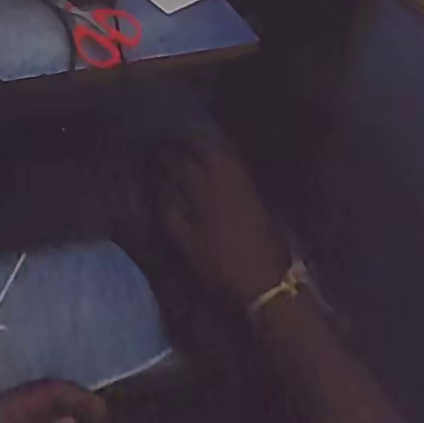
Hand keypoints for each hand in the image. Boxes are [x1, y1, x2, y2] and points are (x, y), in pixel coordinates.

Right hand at [157, 140, 291, 307]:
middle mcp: (224, 182)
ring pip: (222, 154)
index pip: (181, 165)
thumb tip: (162, 188)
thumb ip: (171, 213)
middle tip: (172, 138)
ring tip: (191, 142)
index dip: (166, 156)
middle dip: (187, 140)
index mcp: (204, 193)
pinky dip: (221, 156)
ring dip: (205, 145)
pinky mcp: (255, 193)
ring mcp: (243, 186)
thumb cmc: (222, 266)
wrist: (268, 284)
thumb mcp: (188, 245)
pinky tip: (214, 158)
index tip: (155, 149)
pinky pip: (234, 164)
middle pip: (205, 149)